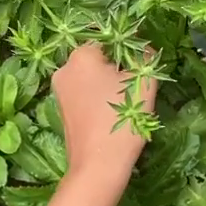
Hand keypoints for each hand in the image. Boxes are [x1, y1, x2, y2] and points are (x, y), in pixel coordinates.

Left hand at [51, 43, 156, 190]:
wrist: (98, 165)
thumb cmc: (122, 119)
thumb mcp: (143, 82)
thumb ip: (145, 57)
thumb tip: (143, 48)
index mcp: (81, 55)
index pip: (110, 40)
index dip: (131, 51)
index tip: (144, 68)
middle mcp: (64, 68)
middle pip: (99, 59)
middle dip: (119, 69)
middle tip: (137, 88)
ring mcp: (60, 90)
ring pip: (92, 77)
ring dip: (110, 84)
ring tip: (128, 103)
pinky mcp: (62, 109)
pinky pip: (85, 94)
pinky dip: (99, 98)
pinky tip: (113, 114)